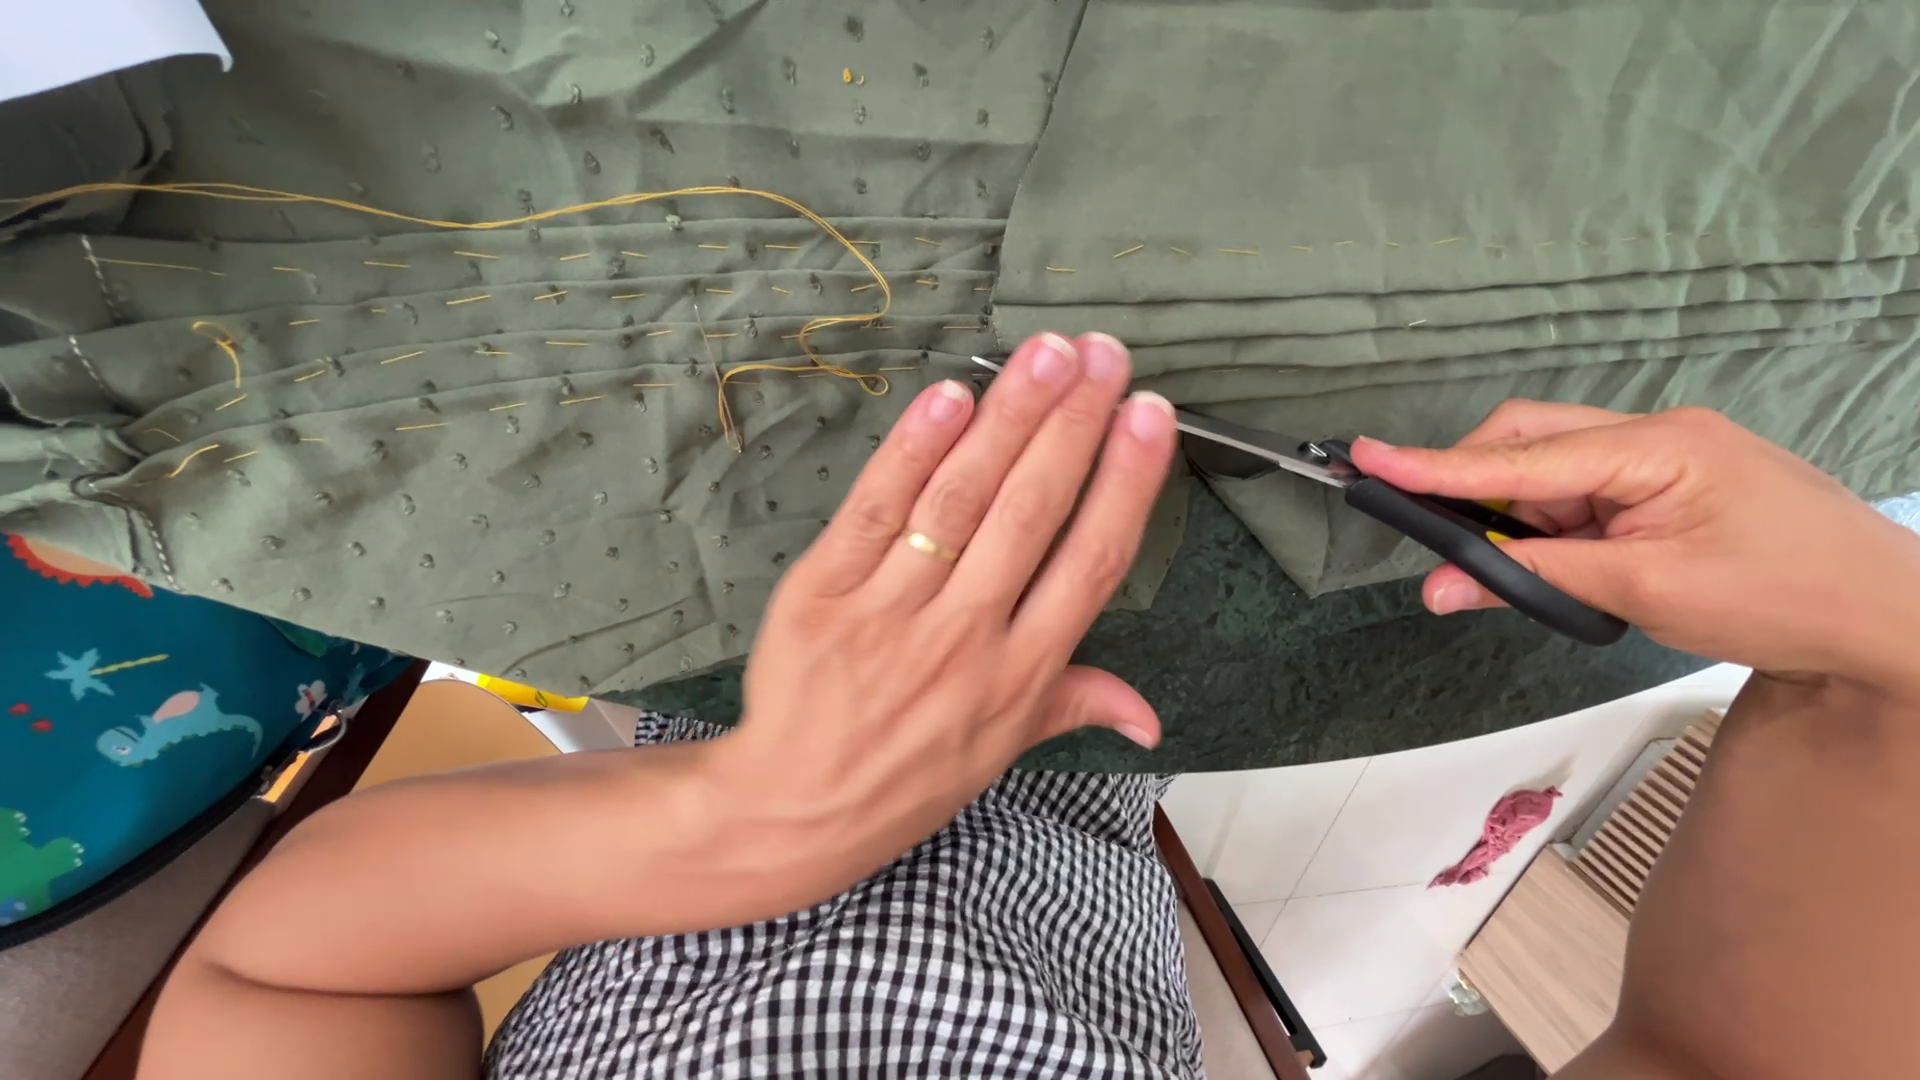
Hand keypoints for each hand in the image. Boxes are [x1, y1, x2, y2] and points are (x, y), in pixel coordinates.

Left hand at [706, 331, 1176, 911]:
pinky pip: (876, 508)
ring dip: (1008, 417)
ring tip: (1046, 352)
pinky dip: (912, 449)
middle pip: (1031, 511)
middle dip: (1073, 423)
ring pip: (960, 498)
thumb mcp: (1002, 753)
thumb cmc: (908, 778)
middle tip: (1103, 353)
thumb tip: (1154, 716)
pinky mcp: (823, 590)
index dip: (1125, 482)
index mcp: (1021, 675)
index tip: (1149, 415)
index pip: (1090, 561)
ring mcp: (891, 609)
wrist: (794, 808)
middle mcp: (966, 635)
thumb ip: (1074, 707)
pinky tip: (950, 396)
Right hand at [1350, 402, 1919, 692]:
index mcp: (1656, 446)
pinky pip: (1567, 495)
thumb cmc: (1785, 599)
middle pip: (1523, 438)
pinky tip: (1551, 559)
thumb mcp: (1640, 590)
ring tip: (1516, 565)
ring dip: (1510, 515)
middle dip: (1471, 480)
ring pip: (1539, 470)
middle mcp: (1649, 436)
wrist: (1894, 625)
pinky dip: (1540, 529)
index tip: (1366, 457)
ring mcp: (1653, 459)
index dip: (1434, 464)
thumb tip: (1434, 586)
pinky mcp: (1652, 487)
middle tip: (1440, 531)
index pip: (1517, 457)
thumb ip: (1525, 579)